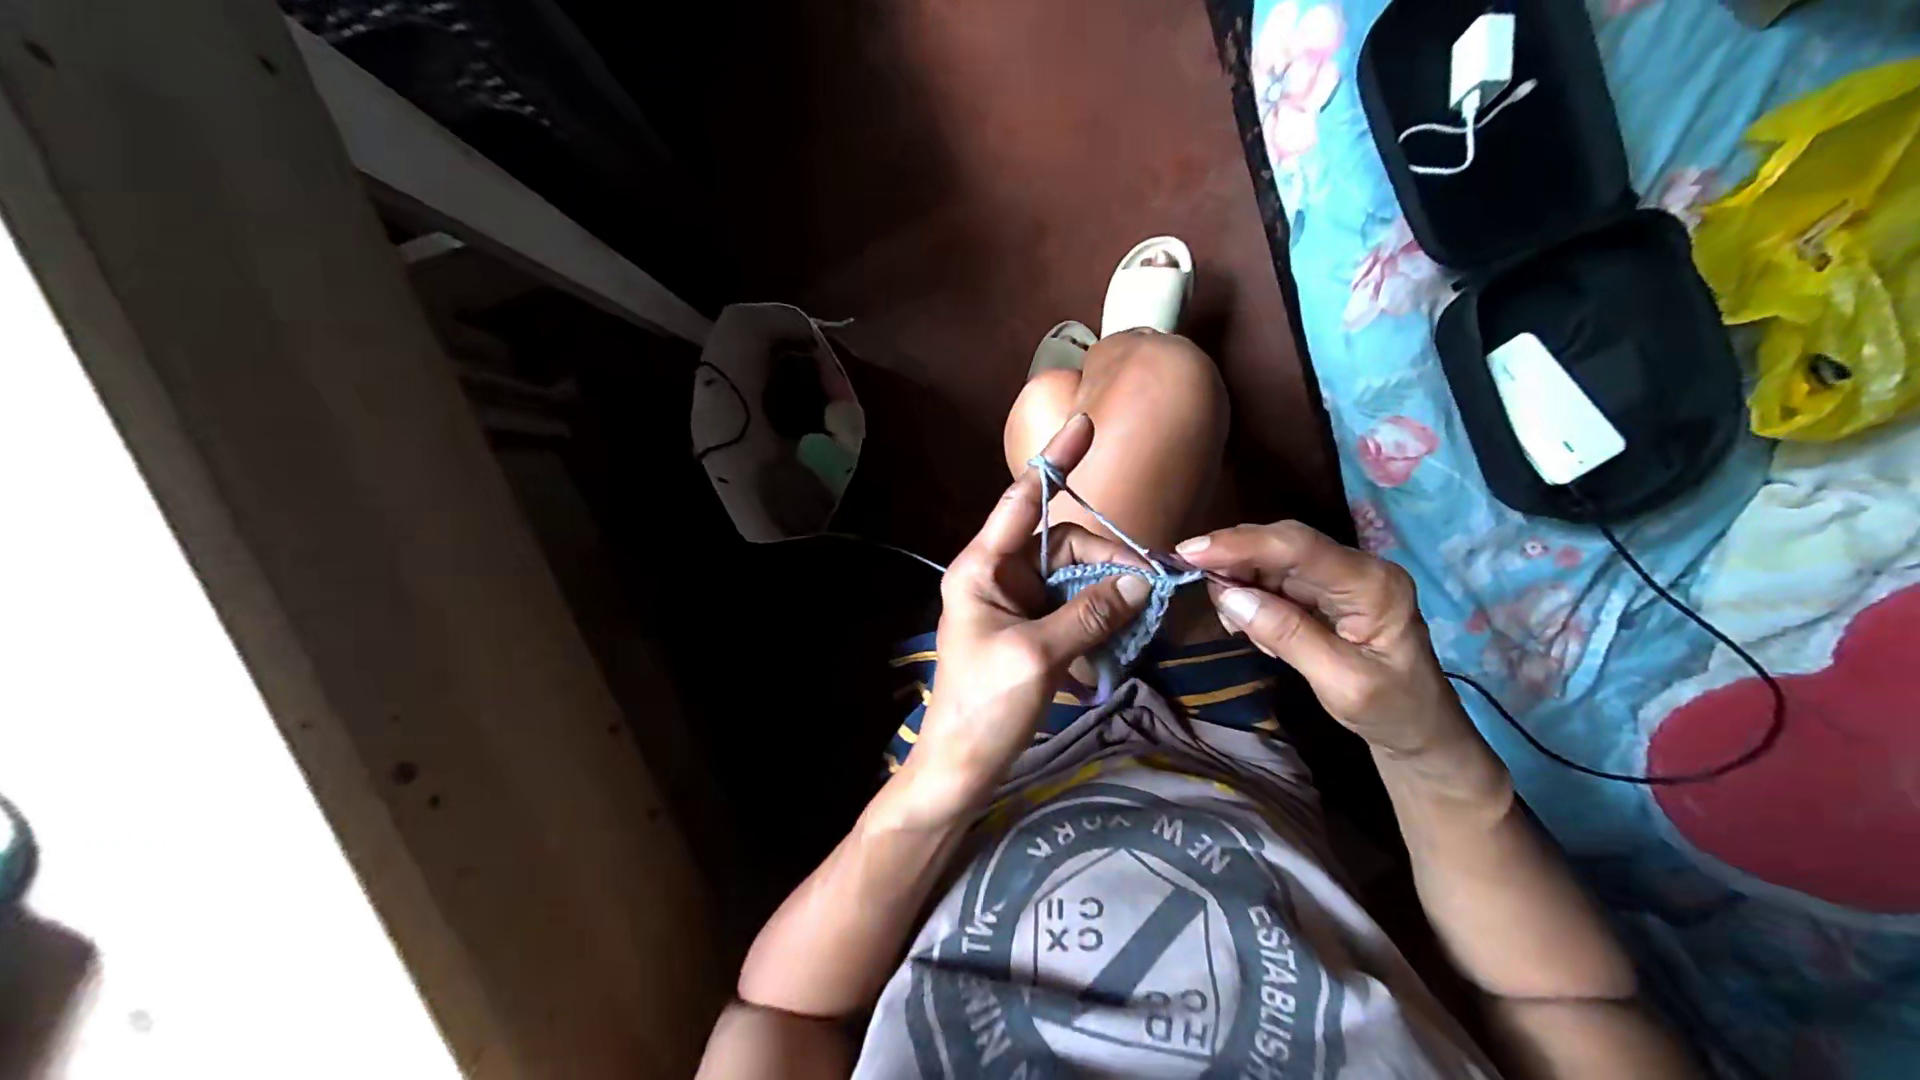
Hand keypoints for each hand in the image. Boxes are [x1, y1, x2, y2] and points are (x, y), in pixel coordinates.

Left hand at [902, 414, 1150, 821]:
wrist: (961, 765)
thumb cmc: (984, 707)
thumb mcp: (1040, 657)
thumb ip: (1091, 614)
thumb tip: (1141, 580)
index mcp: (981, 568)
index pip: (1021, 501)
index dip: (1055, 461)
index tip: (1085, 422)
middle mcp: (998, 576)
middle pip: (1062, 543)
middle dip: (1105, 557)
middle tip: (1147, 584)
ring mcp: (1015, 603)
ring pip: (1072, 575)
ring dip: (1107, 592)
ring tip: (1137, 617)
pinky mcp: (1031, 629)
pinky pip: (1073, 606)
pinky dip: (1098, 617)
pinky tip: (1115, 642)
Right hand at [1174, 521, 1469, 758]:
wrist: (1419, 730)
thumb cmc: (1392, 710)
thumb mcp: (1343, 684)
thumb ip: (1289, 636)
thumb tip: (1230, 597)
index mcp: (1372, 585)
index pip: (1299, 548)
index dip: (1241, 544)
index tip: (1190, 551)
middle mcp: (1355, 569)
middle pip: (1281, 543)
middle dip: (1231, 554)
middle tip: (1186, 570)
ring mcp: (1338, 578)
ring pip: (1271, 558)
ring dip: (1237, 577)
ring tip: (1229, 618)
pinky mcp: (1321, 591)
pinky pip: (1272, 579)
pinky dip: (1247, 595)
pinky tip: (1247, 623)